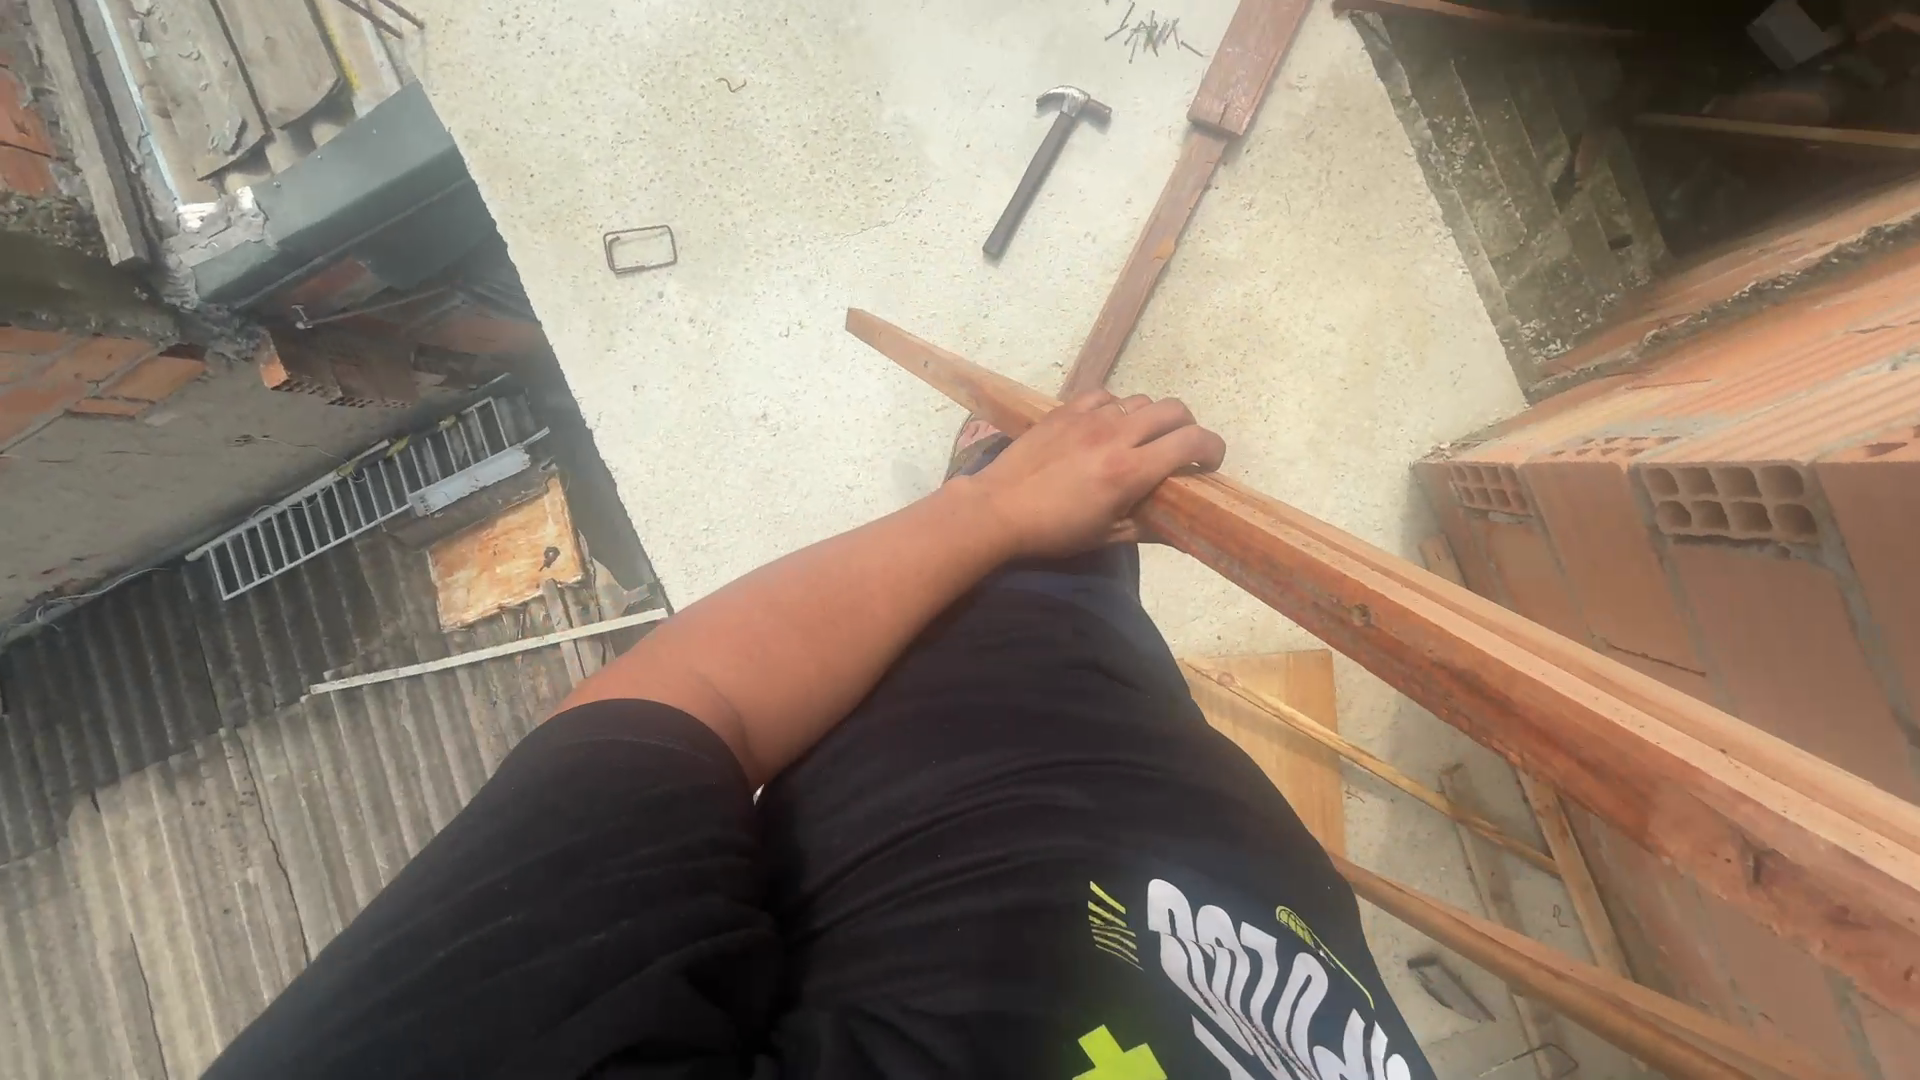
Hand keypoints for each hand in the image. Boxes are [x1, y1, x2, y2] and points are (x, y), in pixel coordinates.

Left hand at [959, 390, 1226, 558]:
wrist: (997, 510)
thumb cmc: (1053, 531)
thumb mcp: (1106, 536)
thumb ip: (1150, 527)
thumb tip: (1185, 532)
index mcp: (1130, 471)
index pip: (1191, 441)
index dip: (1213, 448)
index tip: (1211, 463)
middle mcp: (1115, 436)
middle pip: (1173, 409)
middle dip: (1187, 427)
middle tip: (1180, 449)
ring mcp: (1088, 419)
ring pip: (1139, 400)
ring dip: (1150, 418)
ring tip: (1139, 439)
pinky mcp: (1064, 411)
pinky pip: (1104, 395)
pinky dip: (1116, 407)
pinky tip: (1107, 425)